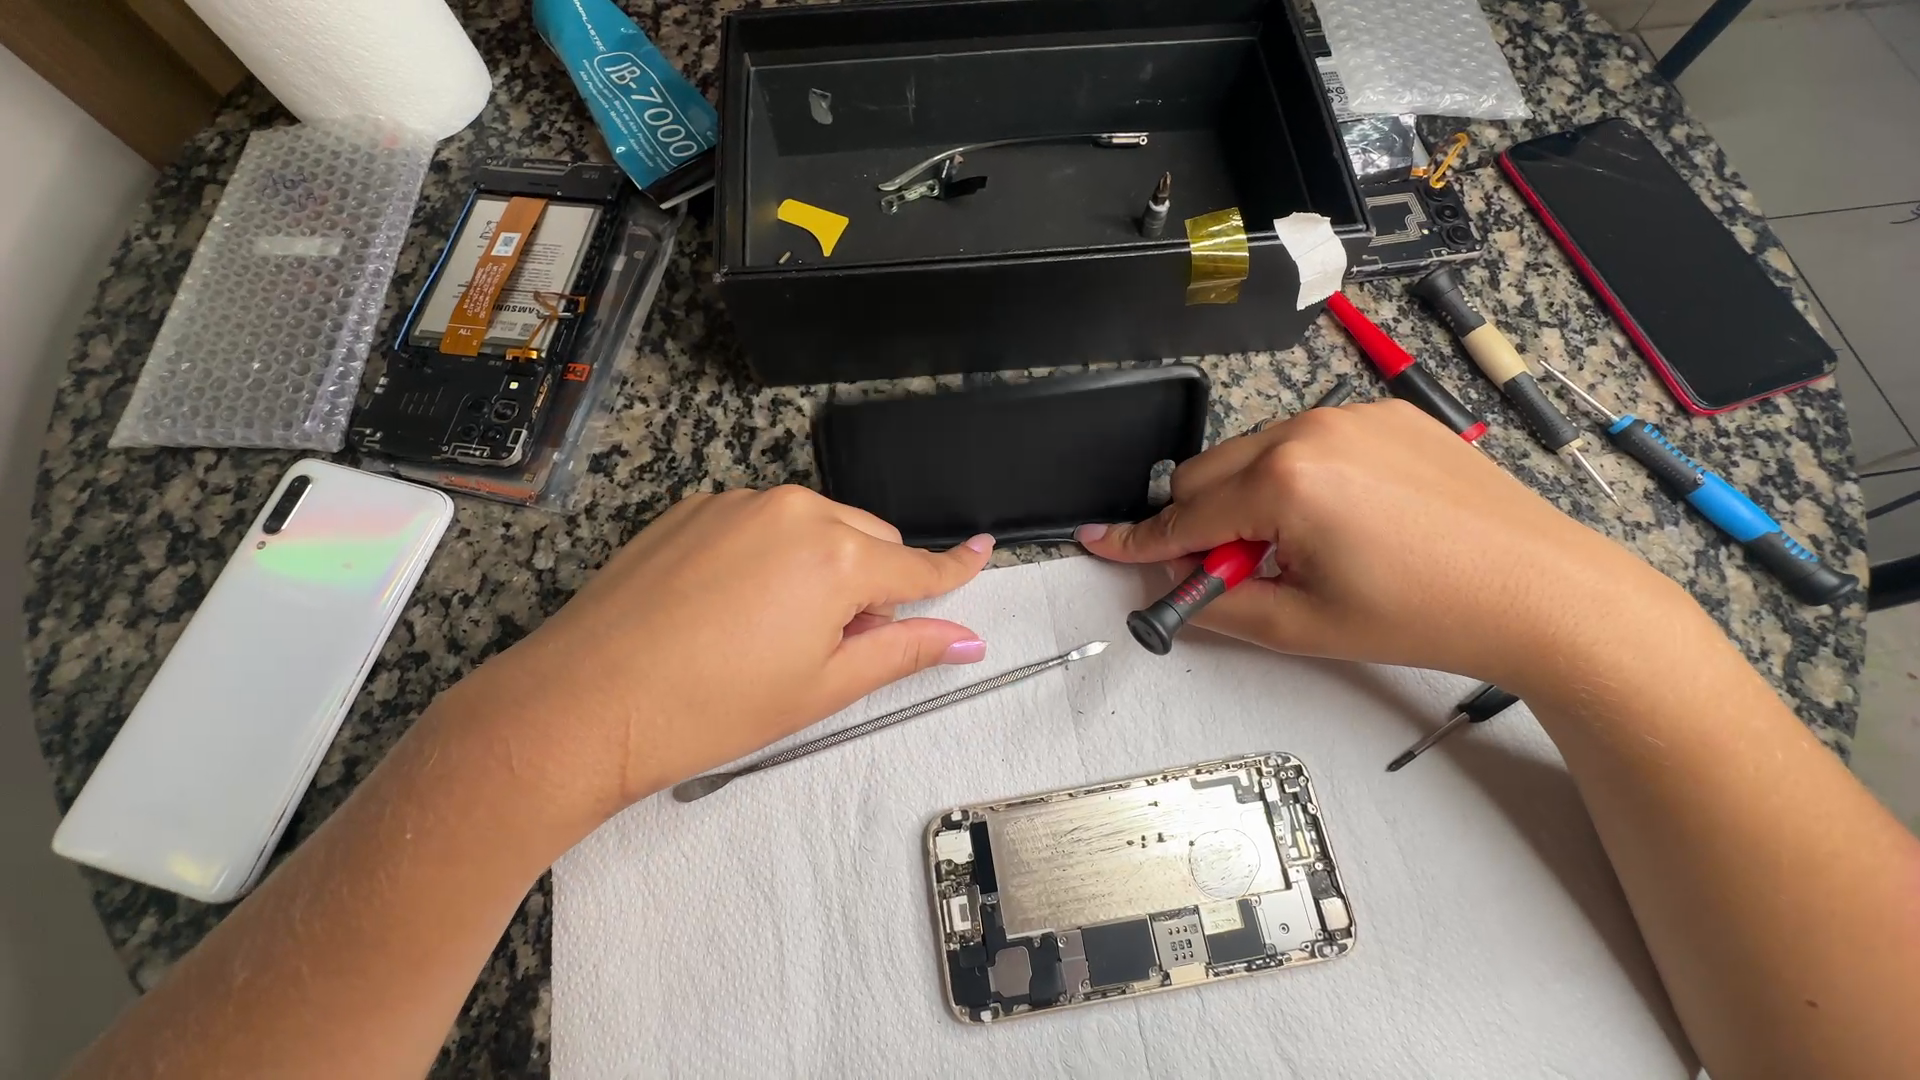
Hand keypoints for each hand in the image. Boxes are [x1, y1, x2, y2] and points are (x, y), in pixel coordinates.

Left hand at [435, 487, 991, 817]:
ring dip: (822, 565)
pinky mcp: (693, 507)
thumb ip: (904, 650)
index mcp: (837, 558)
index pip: (918, 565)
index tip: (982, 552)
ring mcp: (739, 502)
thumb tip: (965, 639)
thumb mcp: (824, 687)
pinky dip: (772, 553)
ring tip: (776, 628)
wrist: (583, 703)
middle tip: (839, 641)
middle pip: (869, 539)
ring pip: (817, 526)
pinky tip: (733, 604)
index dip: (955, 568)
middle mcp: (795, 512)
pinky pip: (762, 521)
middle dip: (872, 581)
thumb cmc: (711, 708)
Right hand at [1077, 400, 1683, 688]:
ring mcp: (1352, 416)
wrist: (1546, 593)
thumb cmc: (1431, 612)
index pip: (1183, 515)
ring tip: (1295, 550)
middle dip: (1197, 522)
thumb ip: (1215, 604)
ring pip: (1251, 453)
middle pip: (1205, 472)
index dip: (1139, 540)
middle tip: (1226, 569)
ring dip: (1245, 500)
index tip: (1102, 541)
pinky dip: (1291, 479)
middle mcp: (1312, 431)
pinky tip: (1333, 521)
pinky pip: (1303, 441)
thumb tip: (1175, 588)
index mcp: (1286, 481)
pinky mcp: (1385, 417)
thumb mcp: (1301, 626)